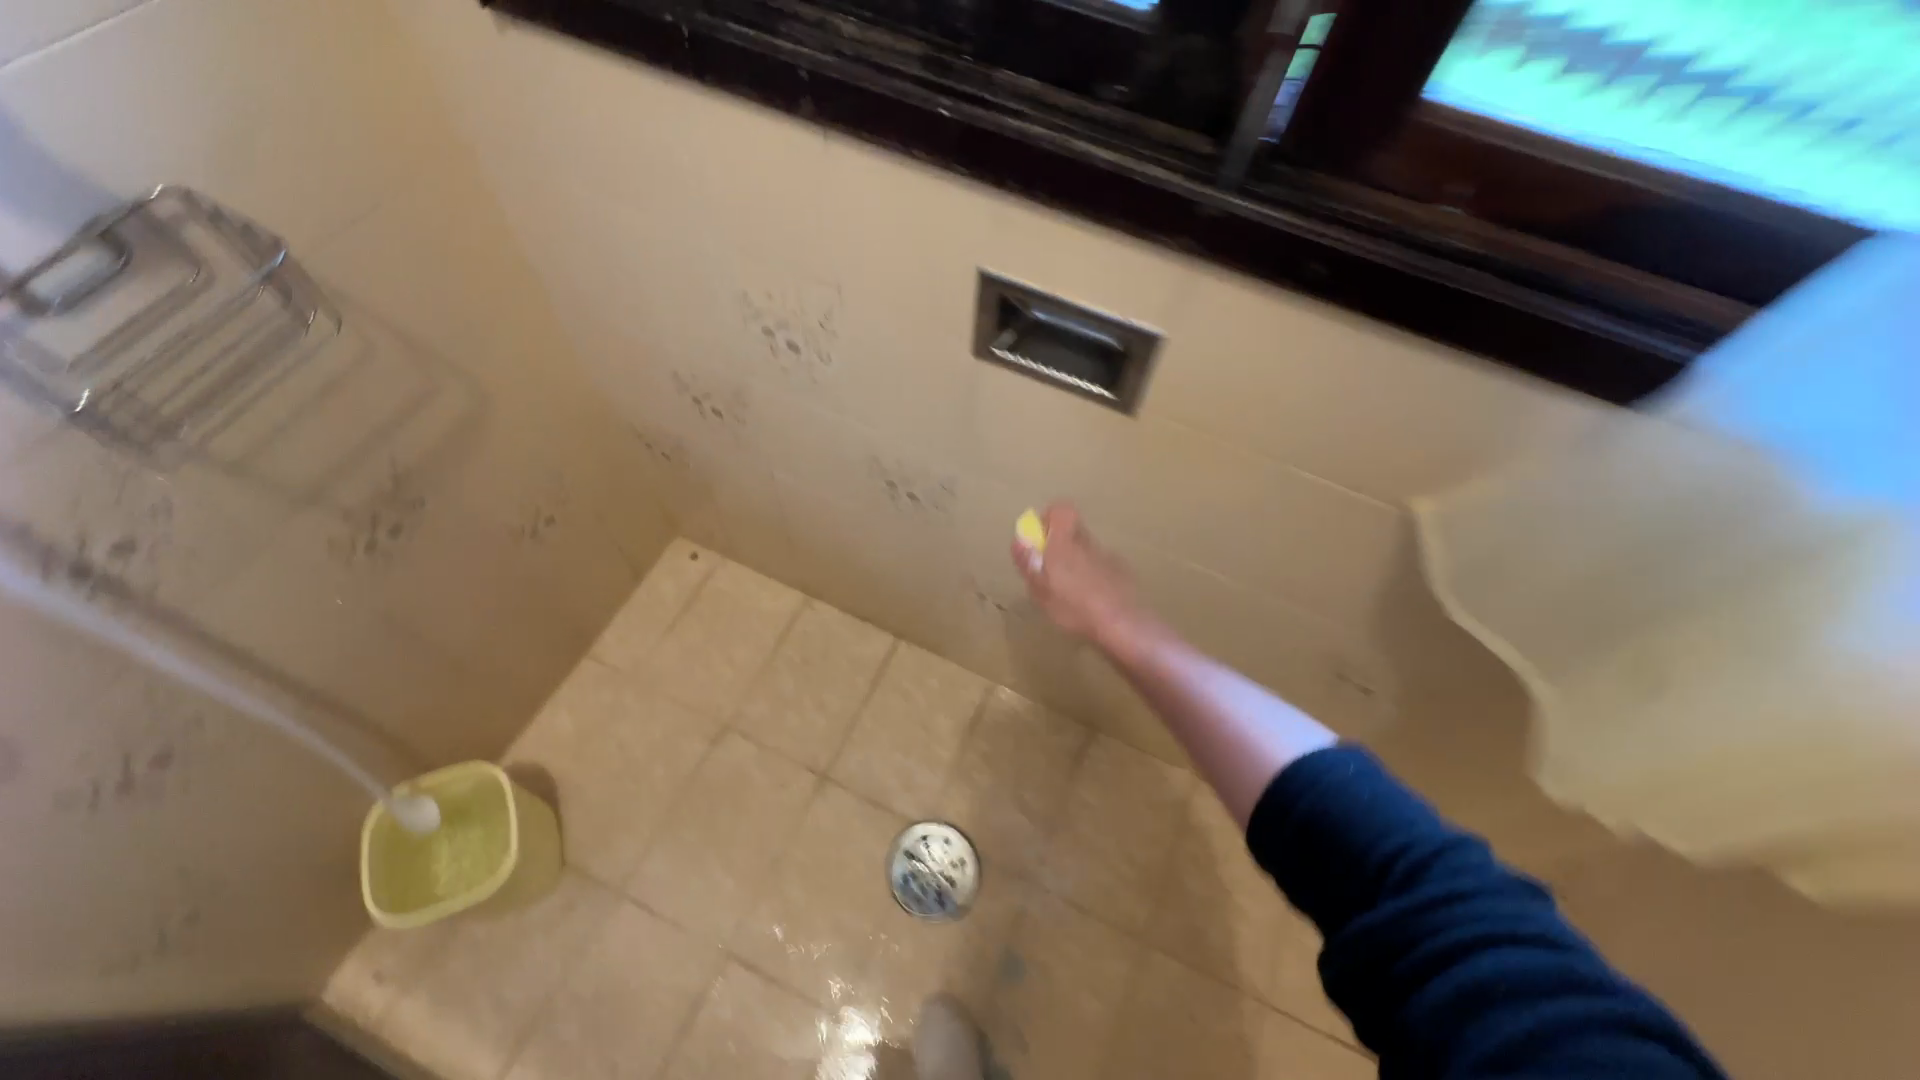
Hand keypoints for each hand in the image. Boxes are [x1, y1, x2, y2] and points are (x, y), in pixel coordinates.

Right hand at [1010, 501, 1144, 647]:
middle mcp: (1088, 544)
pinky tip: (1095, 602)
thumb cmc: (1074, 608)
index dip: (1050, 518)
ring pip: (1089, 551)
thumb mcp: (1041, 591)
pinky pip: (1104, 567)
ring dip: (1079, 564)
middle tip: (1051, 573)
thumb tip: (1019, 539)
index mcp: (1065, 543)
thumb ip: (1028, 564)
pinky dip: (1096, 577)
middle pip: (1074, 532)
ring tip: (1073, 594)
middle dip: (1061, 546)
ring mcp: (1109, 557)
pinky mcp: (1125, 573)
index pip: (1061, 509)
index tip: (1040, 538)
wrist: (1123, 624)